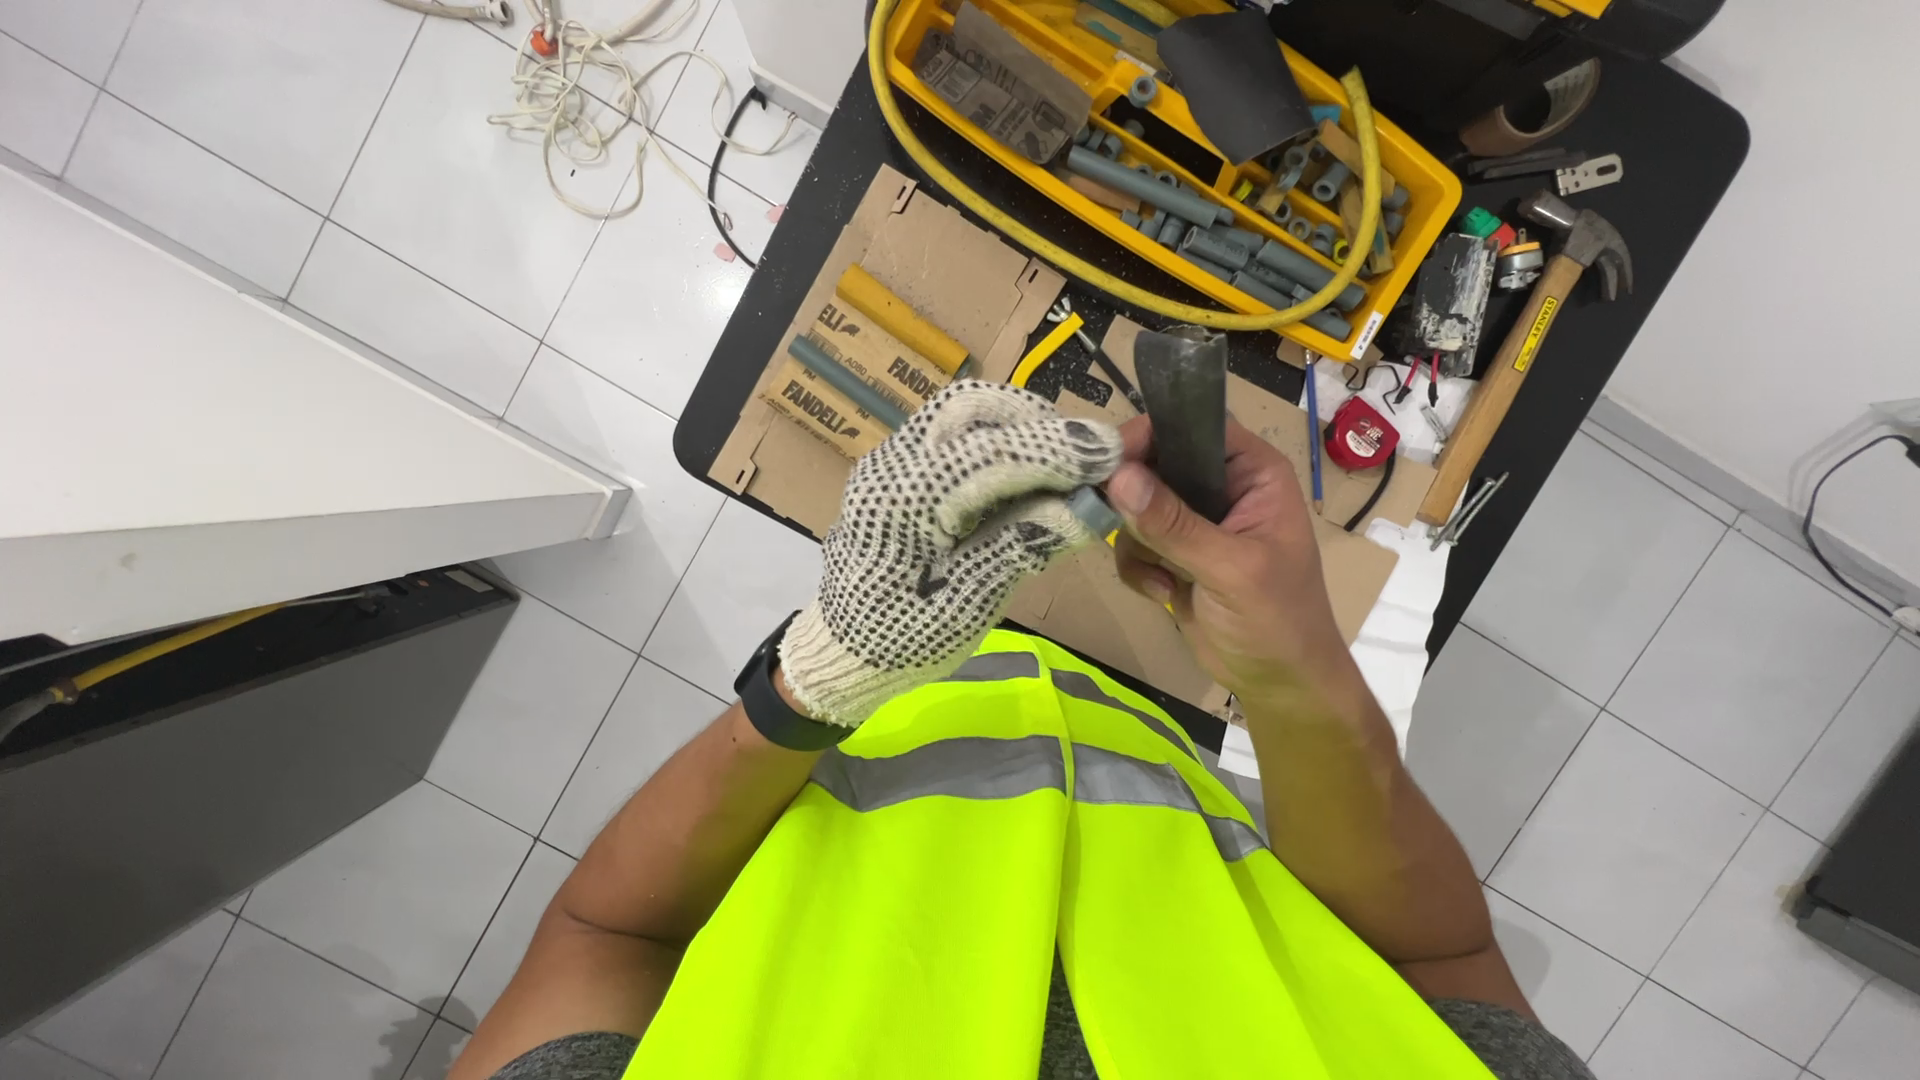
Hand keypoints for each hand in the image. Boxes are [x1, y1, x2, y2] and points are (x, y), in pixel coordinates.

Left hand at [779, 381, 1122, 725]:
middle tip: (1086, 457)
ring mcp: (891, 459)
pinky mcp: (899, 467)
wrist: (847, 648)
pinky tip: (1026, 473)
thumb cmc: (904, 637)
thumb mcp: (969, 601)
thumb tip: (1090, 506)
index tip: (1112, 455)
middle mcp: (891, 463)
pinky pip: (954, 433)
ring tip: (1063, 464)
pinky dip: (999, 440)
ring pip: (963, 413)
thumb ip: (1024, 544)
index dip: (1056, 449)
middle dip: (1037, 423)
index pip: (989, 453)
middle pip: (972, 408)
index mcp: (902, 501)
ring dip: (1020, 427)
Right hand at [1105, 415, 1356, 709]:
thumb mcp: (1230, 569)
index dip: (1149, 435)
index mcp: (1251, 472)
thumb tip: (1118, 477)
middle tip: (1120, 523)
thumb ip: (1174, 524)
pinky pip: (1131, 544)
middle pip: (1153, 463)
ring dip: (1138, 545)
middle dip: (1131, 497)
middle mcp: (1219, 488)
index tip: (1107, 461)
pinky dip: (1139, 570)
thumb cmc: (1276, 620)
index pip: (1192, 428)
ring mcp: (1193, 522)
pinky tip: (1166, 594)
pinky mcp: (1171, 554)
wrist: (1278, 682)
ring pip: (1134, 507)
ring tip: (1166, 577)